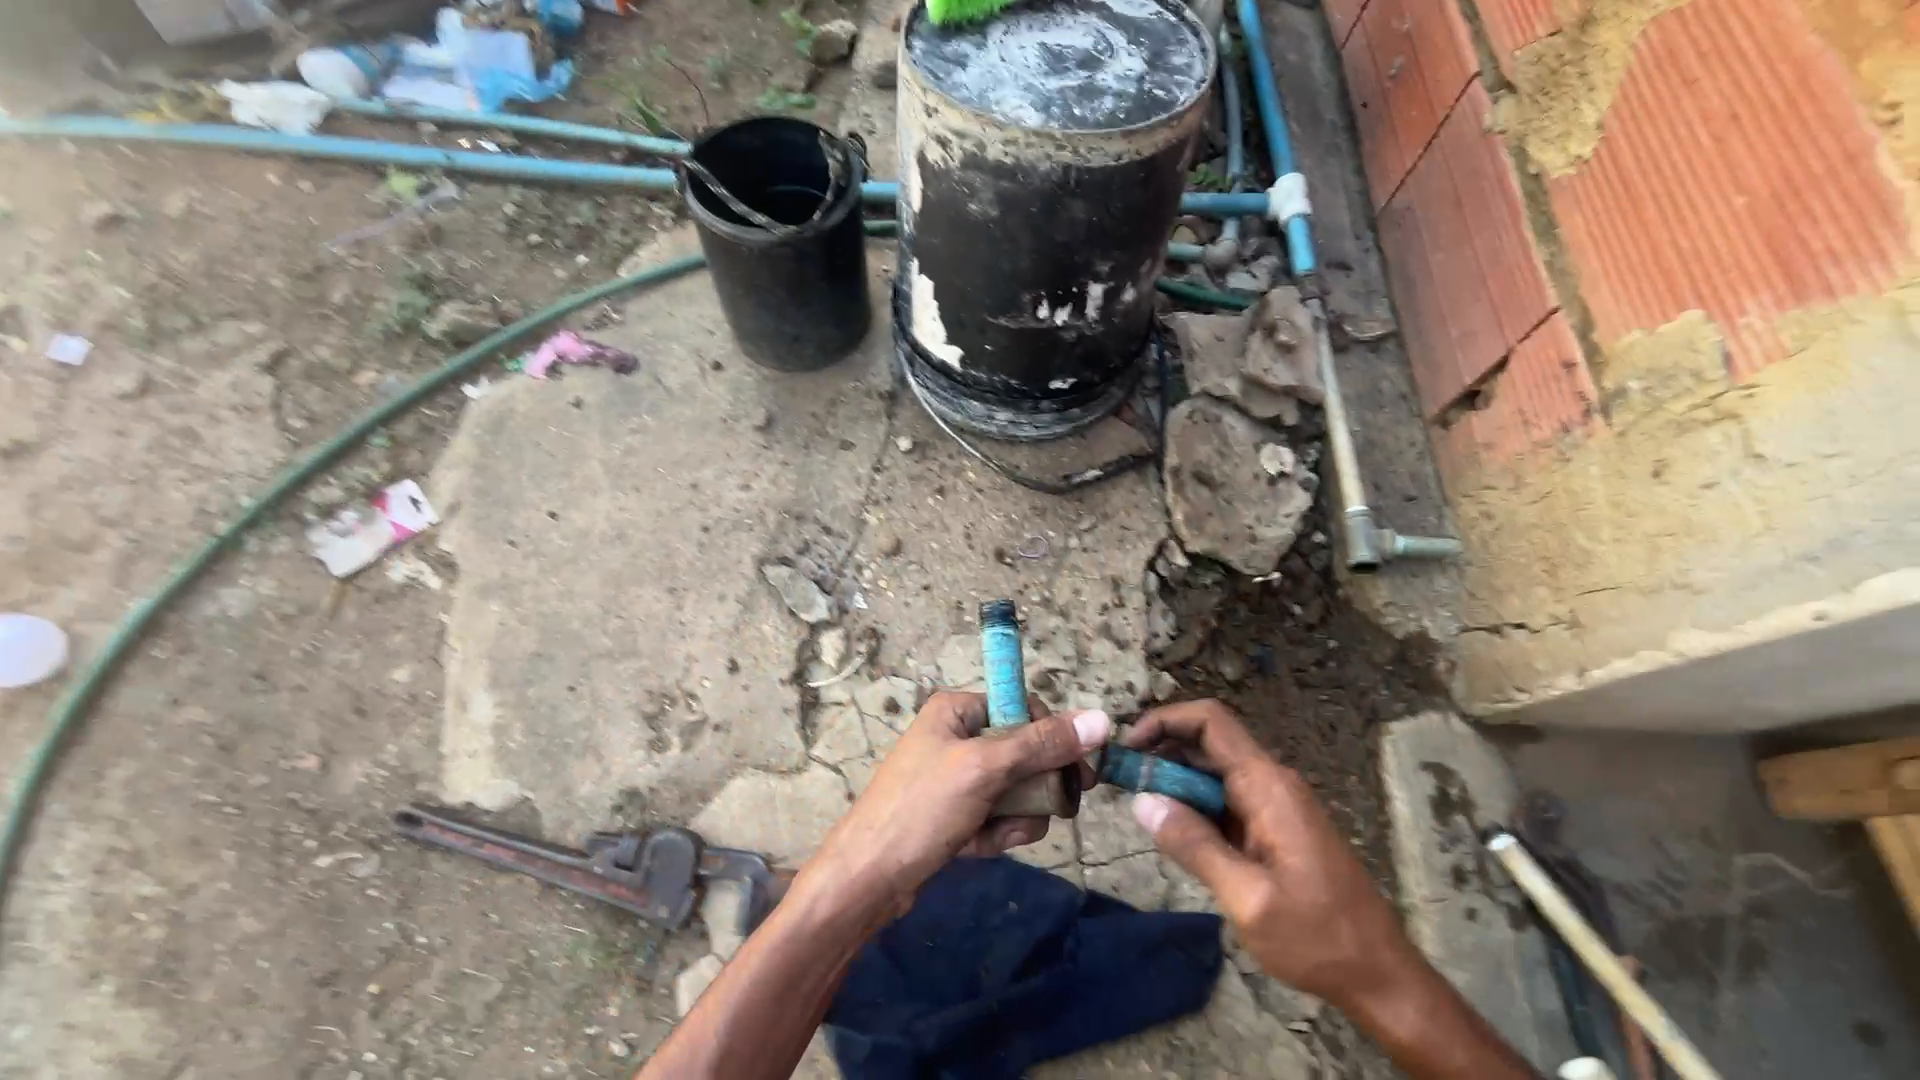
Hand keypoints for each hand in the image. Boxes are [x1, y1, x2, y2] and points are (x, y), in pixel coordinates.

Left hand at [802, 692, 1111, 918]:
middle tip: (1050, 808)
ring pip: (1016, 789)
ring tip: (997, 833)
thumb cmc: (922, 809)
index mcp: (957, 710)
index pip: (1024, 709)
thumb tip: (1101, 719)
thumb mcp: (985, 769)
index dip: (1054, 738)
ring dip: (1018, 815)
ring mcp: (955, 778)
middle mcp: (956, 737)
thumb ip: (1042, 744)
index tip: (1081, 771)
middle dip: (1035, 786)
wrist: (867, 879)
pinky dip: (997, 833)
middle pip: (1025, 752)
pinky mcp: (954, 814)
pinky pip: (997, 816)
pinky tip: (978, 848)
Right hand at [1124, 700, 1421, 1011]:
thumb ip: (1193, 845)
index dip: (1165, 720)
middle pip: (1209, 743)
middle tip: (1122, 783)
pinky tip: (1175, 832)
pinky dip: (1196, 806)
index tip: (1127, 746)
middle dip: (1161, 753)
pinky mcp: (1277, 827)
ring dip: (1176, 782)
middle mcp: (1273, 783)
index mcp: (1268, 786)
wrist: (1380, 974)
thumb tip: (1142, 802)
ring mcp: (1277, 804)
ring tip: (1140, 808)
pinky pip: (1228, 800)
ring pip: (1215, 772)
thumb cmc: (1317, 937)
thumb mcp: (1247, 898)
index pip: (1212, 722)